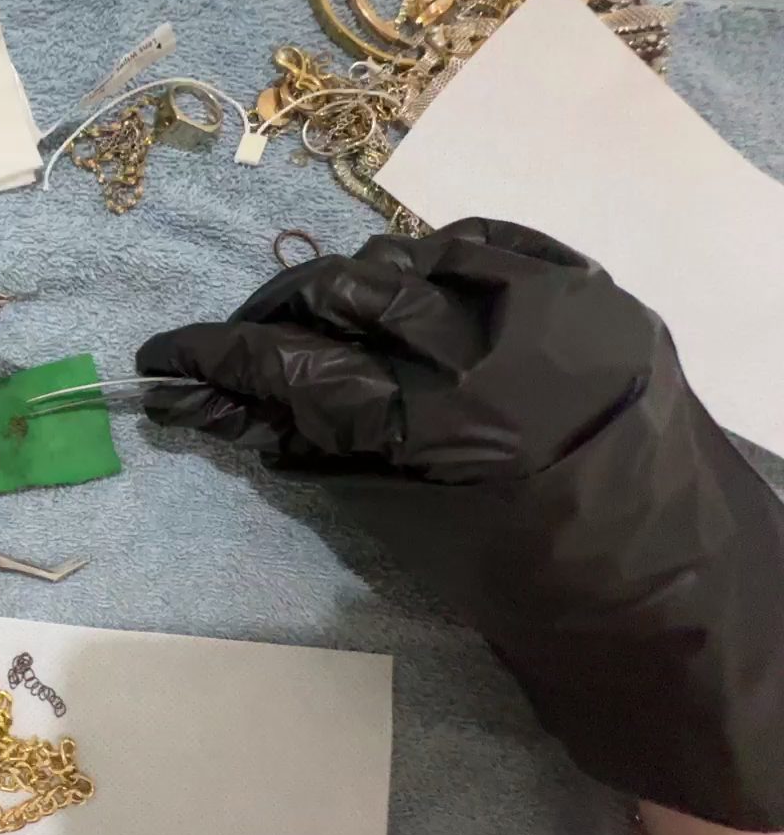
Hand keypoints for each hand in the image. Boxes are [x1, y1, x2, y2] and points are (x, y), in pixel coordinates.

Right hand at [136, 218, 783, 829]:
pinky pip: (486, 238)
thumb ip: (298, 444)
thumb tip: (212, 405)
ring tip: (324, 326)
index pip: (287, 364)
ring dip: (341, 289)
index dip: (211, 355)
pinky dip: (428, 258)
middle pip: (336, 289)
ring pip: (400, 255)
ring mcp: (559, 306)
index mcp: (441, 425)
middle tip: (240, 343)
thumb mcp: (383, 514)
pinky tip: (405, 286)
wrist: (675, 596)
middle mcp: (500, 347)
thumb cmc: (512, 581)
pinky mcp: (598, 290)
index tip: (159, 356)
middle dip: (267, 312)